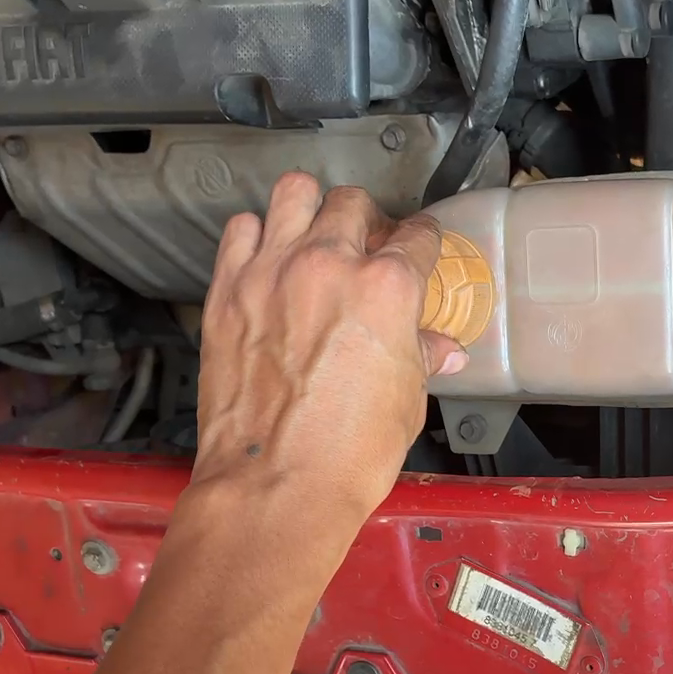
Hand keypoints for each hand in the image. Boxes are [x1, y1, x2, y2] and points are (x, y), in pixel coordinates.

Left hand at [189, 172, 466, 526]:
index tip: (422, 245)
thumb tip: (445, 350)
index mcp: (389, 288)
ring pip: (293, 193)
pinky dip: (259, 234)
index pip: (417, 237)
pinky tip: (271, 259)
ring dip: (313, 208)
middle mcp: (331, 264)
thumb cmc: (356, 447)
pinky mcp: (228, 288)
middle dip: (369, 218)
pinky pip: (241, 228)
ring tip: (318, 236)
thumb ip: (424, 356)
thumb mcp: (409, 398)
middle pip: (353, 203)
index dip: (425, 239)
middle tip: (369, 244)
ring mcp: (272, 270)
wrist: (280, 481)